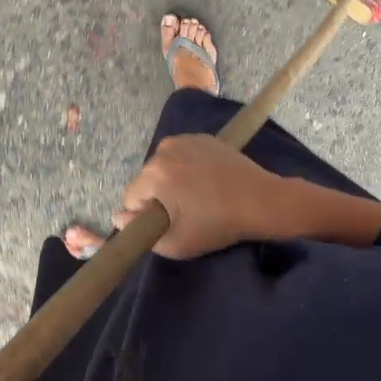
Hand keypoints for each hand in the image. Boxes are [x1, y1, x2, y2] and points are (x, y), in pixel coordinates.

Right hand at [115, 135, 283, 259]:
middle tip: (187, 211)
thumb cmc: (217, 225)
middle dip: (159, 195)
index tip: (171, 222)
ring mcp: (186, 139)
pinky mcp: (204, 138)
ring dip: (173, 180)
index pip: (131, 197)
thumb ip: (139, 232)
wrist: (261, 201)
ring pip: (164, 166)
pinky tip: (208, 181)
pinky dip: (188, 168)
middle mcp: (164, 149)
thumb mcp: (174, 243)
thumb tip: (119, 217)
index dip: (146, 214)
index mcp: (154, 173)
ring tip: (199, 196)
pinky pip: (183, 156)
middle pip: (147, 179)